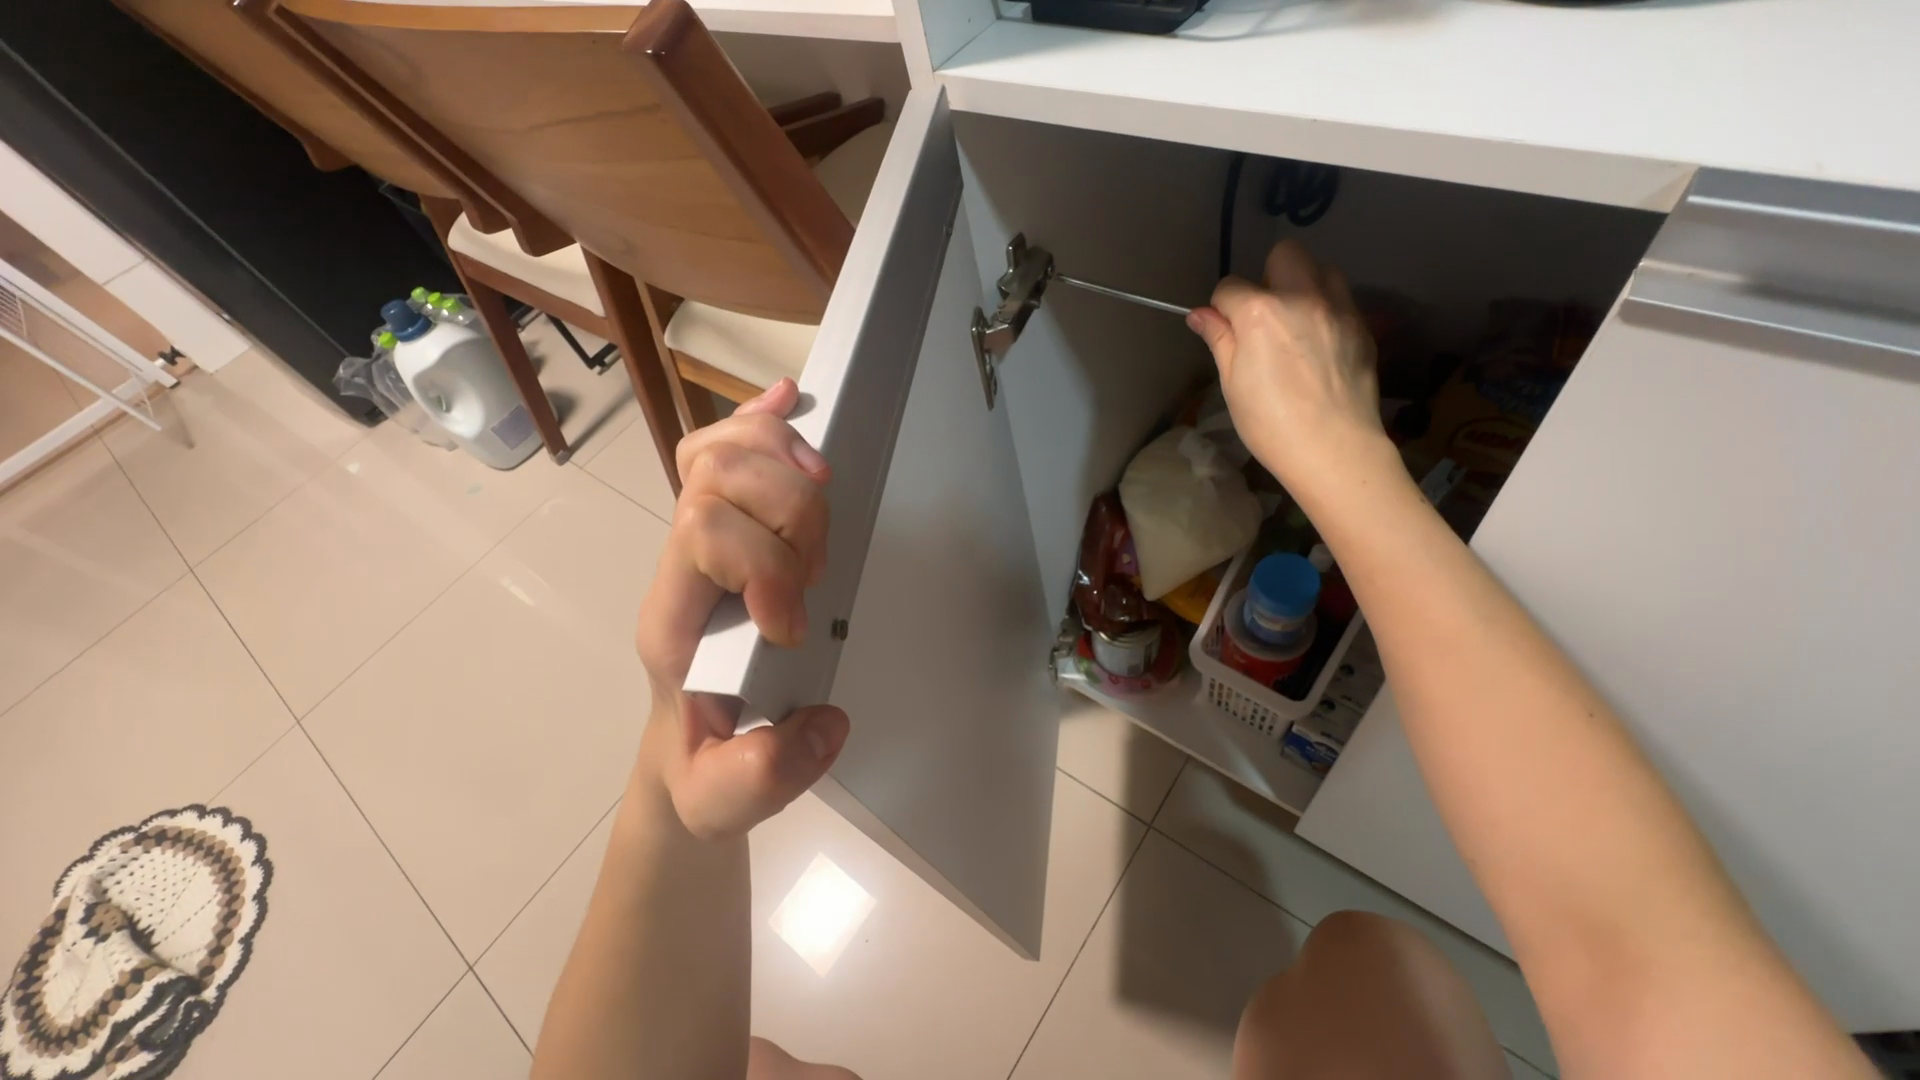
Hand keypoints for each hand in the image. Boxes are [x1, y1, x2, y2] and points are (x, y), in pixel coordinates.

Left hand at [634, 379, 848, 840]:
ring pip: (720, 448)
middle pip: (717, 475)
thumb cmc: (705, 768)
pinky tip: (790, 404)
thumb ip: (764, 774)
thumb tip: (824, 722)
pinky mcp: (729, 527)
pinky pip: (728, 449)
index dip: (764, 561)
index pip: (704, 536)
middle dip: (789, 510)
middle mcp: (680, 566)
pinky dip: (762, 421)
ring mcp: (701, 539)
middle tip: (815, 569)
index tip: (796, 624)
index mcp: (674, 620)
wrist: (690, 749)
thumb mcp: (724, 799)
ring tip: (819, 499)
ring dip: (782, 458)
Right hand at [1186, 241, 1387, 495]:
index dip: (1221, 308)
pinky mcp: (1362, 326)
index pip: (1229, 287)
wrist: (1334, 449)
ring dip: (1303, 284)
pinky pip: (1342, 299)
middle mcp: (1302, 297)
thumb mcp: (1232, 383)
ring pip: (1321, 268)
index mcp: (1260, 312)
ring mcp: (1338, 309)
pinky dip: (1326, 309)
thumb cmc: (1270, 423)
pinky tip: (1319, 345)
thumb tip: (1201, 315)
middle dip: (1268, 275)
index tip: (1224, 330)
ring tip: (1295, 322)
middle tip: (1263, 315)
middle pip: (1285, 254)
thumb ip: (1219, 339)